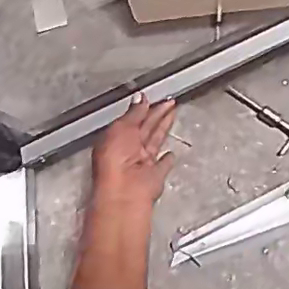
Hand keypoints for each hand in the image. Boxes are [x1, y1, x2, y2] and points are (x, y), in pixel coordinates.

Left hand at [90, 95, 177, 213]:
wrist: (124, 191)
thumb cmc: (115, 160)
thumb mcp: (122, 128)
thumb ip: (134, 113)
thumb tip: (140, 98)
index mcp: (116, 137)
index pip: (131, 118)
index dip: (142, 107)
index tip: (150, 97)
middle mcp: (128, 150)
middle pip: (145, 127)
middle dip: (157, 114)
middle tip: (169, 101)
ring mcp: (142, 163)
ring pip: (155, 141)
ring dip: (164, 128)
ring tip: (172, 115)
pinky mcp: (155, 175)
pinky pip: (162, 165)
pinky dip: (167, 160)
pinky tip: (171, 154)